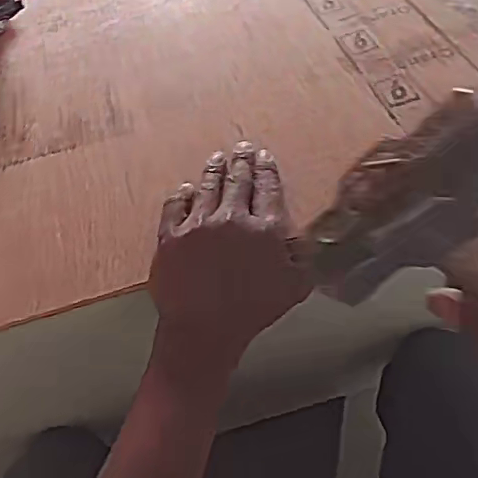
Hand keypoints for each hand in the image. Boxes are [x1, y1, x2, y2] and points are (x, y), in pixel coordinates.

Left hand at [149, 142, 307, 376]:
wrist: (203, 329)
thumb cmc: (251, 312)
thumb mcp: (292, 286)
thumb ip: (301, 256)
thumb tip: (306, 235)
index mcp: (264, 229)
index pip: (267, 188)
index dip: (266, 169)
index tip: (264, 156)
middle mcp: (231, 219)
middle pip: (238, 180)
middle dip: (242, 161)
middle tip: (243, 147)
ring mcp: (198, 224)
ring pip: (208, 186)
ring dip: (214, 169)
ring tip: (218, 158)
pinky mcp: (171, 234)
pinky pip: (175, 205)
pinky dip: (182, 194)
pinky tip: (186, 189)